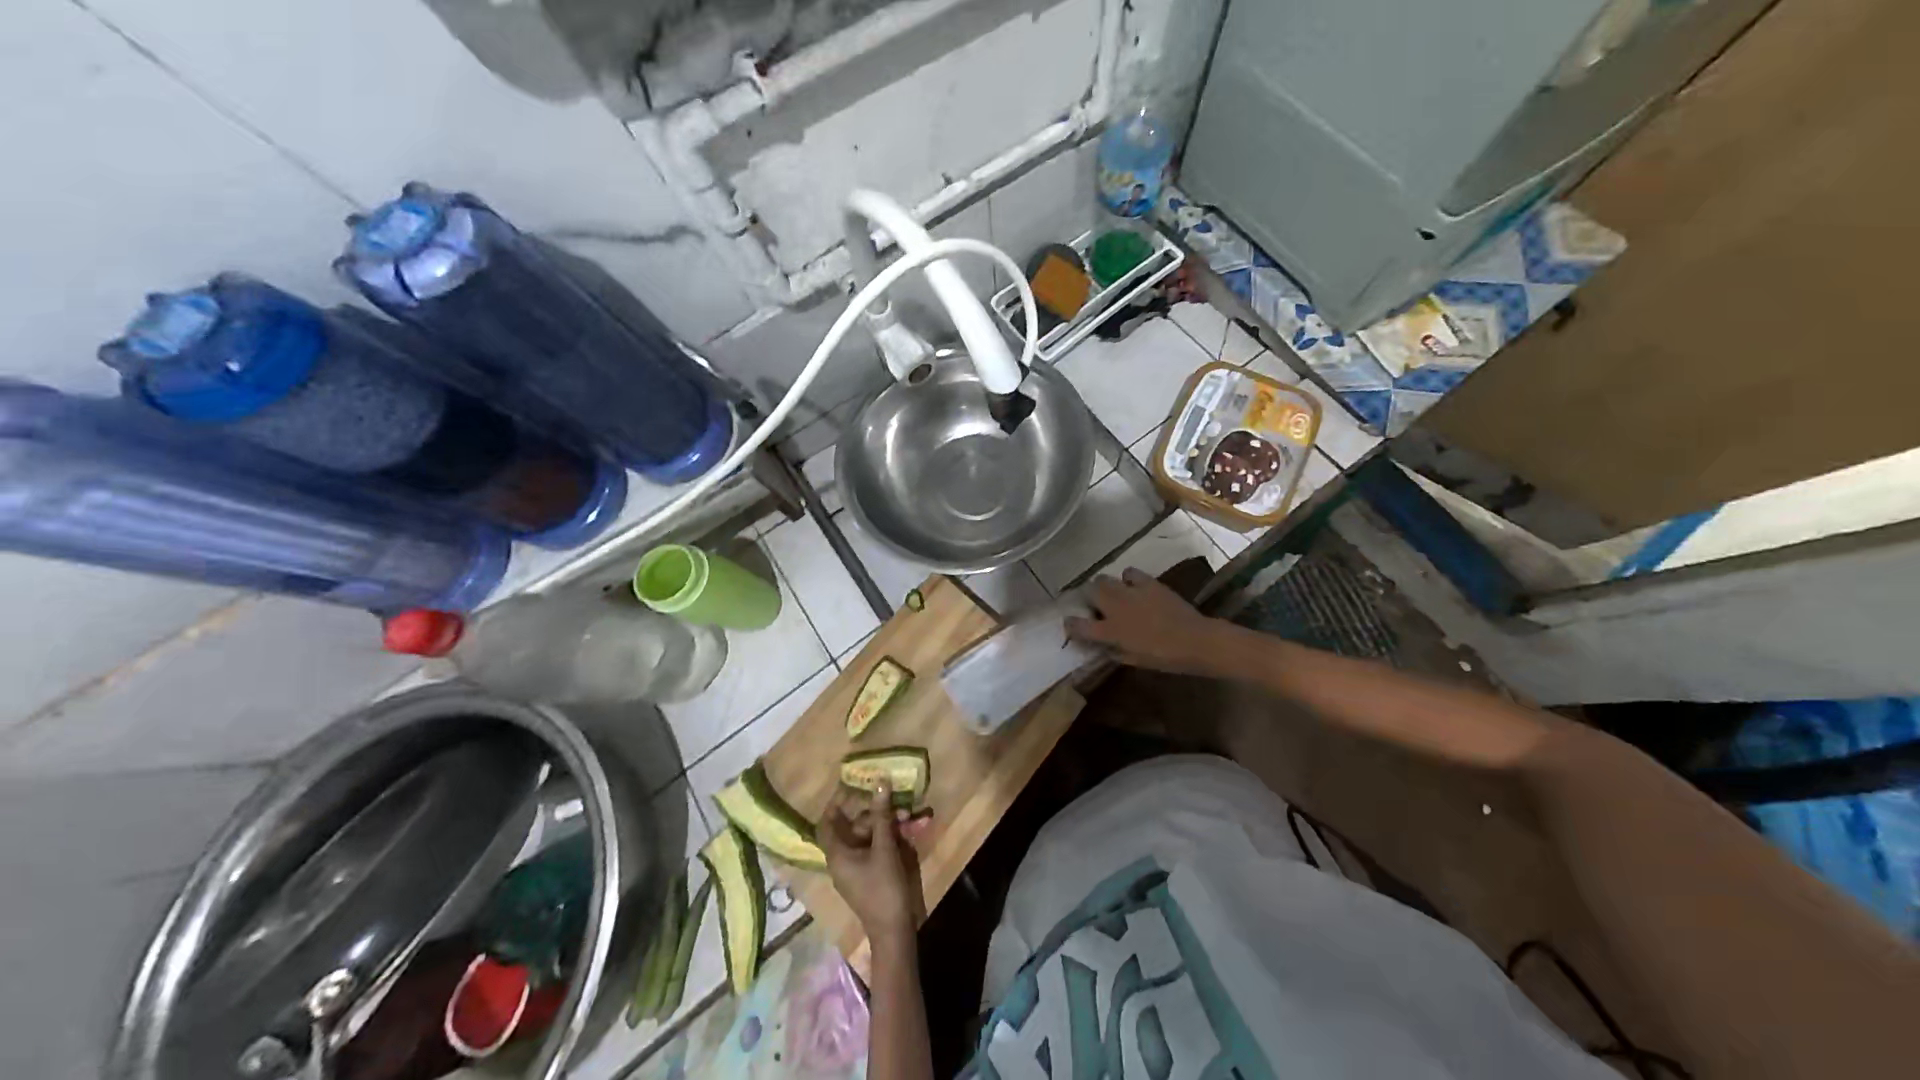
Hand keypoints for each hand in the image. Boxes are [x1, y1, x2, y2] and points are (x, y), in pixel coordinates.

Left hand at [818, 785, 925, 940]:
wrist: (895, 931)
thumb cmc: (883, 889)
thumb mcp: (884, 849)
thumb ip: (881, 816)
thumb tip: (880, 782)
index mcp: (837, 854)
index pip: (827, 822)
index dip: (837, 802)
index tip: (853, 785)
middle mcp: (845, 858)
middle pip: (855, 826)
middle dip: (877, 812)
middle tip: (897, 802)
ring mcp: (861, 866)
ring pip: (873, 835)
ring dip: (891, 824)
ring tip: (912, 816)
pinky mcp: (876, 872)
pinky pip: (882, 847)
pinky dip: (896, 838)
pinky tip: (915, 828)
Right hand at [1064, 567, 1229, 673]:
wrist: (1195, 641)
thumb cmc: (1164, 658)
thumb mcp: (1133, 660)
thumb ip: (1113, 651)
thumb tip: (1104, 645)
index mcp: (1109, 631)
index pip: (1077, 625)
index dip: (1070, 625)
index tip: (1071, 624)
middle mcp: (1114, 608)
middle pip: (1088, 591)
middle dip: (1087, 596)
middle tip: (1095, 605)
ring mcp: (1130, 592)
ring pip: (1104, 578)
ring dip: (1105, 586)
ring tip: (1113, 594)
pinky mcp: (1147, 583)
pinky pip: (1129, 573)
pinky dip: (1127, 579)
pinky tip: (1134, 587)